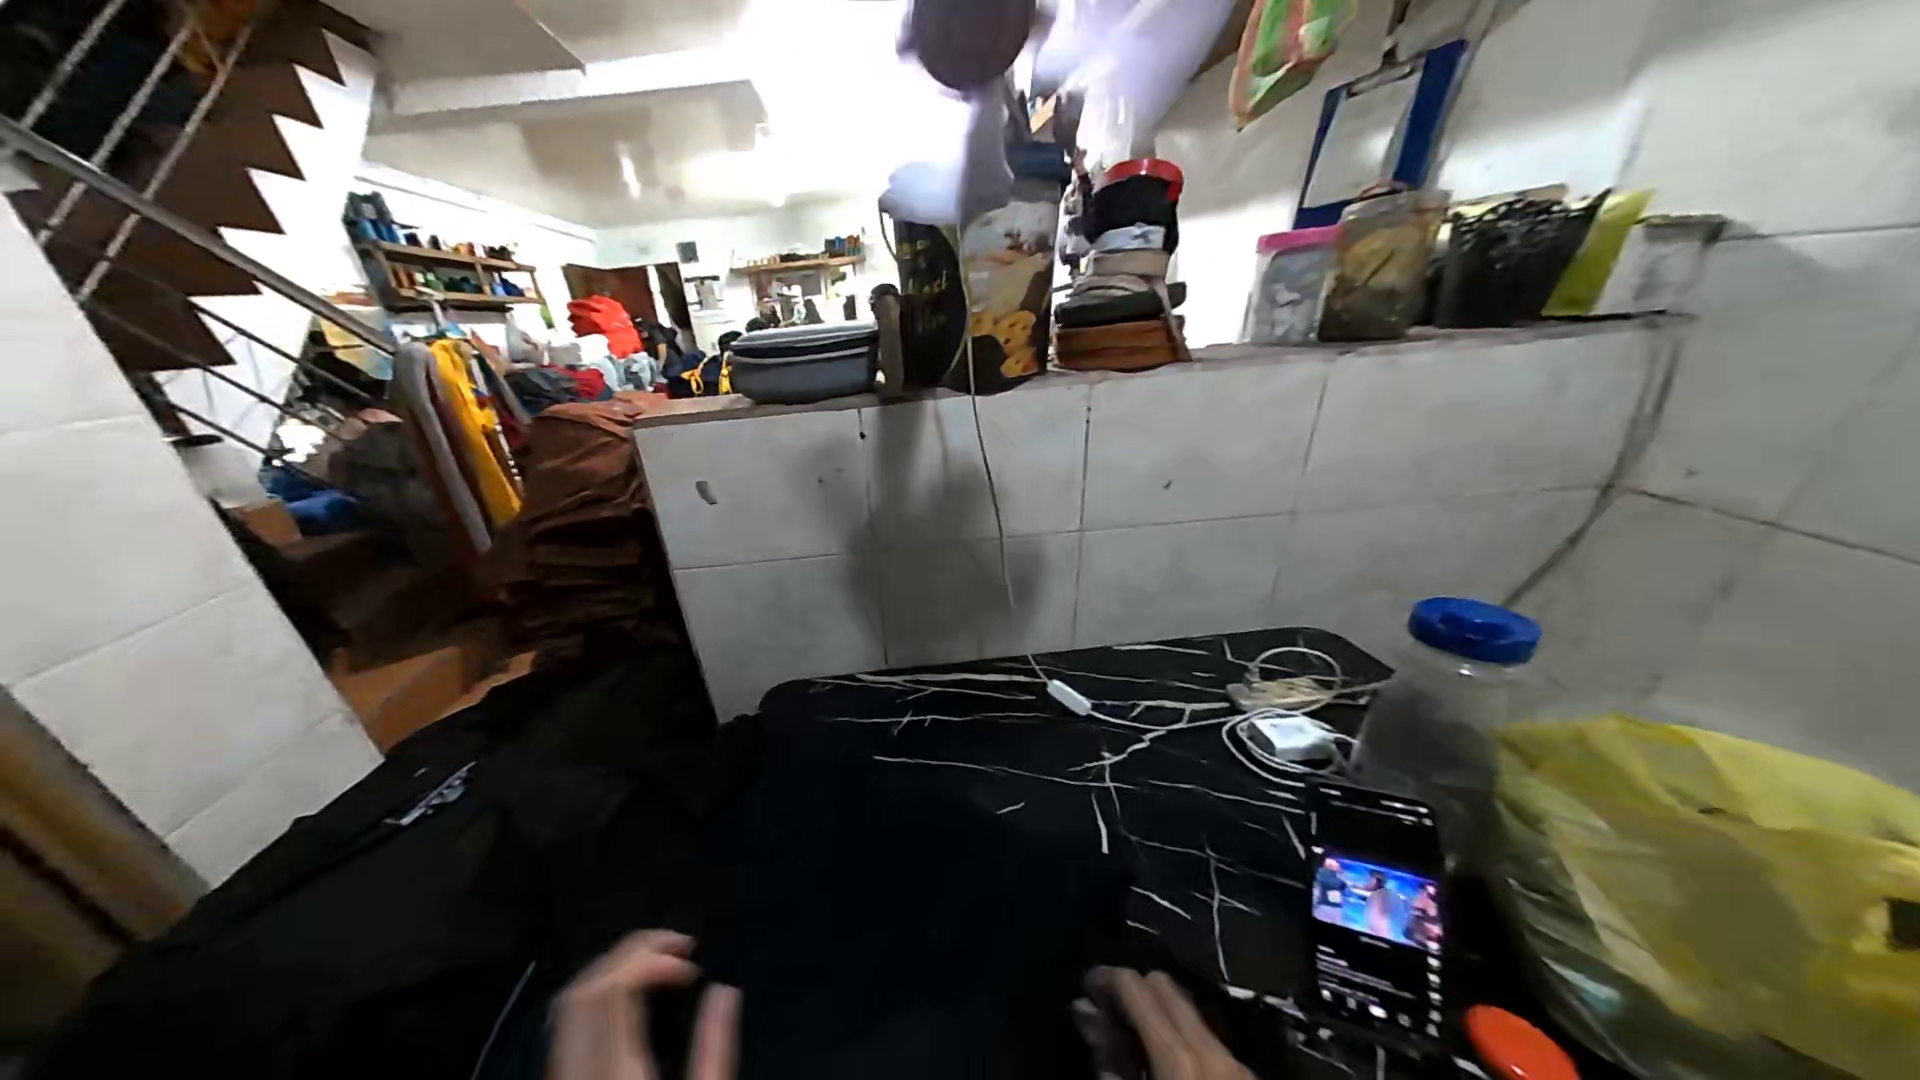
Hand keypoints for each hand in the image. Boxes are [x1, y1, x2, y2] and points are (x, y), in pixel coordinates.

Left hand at [550, 930, 739, 1079]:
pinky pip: (569, 1026)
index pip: (612, 991)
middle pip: (585, 990)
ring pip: (568, 1006)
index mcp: (614, 1075)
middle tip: (679, 947)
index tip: (690, 965)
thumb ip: (714, 1048)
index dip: (650, 958)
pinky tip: (632, 996)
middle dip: (632, 952)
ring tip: (660, 963)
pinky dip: (600, 992)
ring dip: (614, 968)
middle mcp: (577, 1075)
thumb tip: (724, 991)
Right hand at [1078, 968, 1255, 1079]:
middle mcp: (1212, 1049)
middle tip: (1107, 1014)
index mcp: (1179, 1059)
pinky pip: (1206, 1037)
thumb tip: (1085, 1013)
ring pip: (1187, 1008)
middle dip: (1131, 990)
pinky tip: (1164, 1065)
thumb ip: (1107, 1061)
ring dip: (1156, 1011)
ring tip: (1133, 1041)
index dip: (1105, 980)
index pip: (1135, 986)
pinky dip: (1179, 1035)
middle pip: (1163, 985)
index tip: (1087, 991)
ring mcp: (1237, 1065)